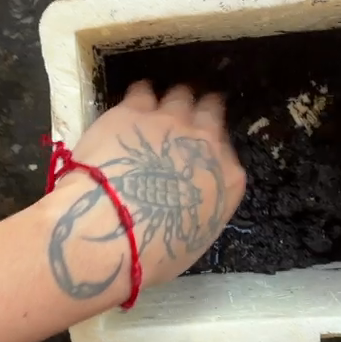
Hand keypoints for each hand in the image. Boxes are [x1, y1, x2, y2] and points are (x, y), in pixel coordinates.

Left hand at [45, 81, 246, 302]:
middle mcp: (206, 142)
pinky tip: (135, 97)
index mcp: (228, 179)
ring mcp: (169, 121)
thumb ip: (199, 209)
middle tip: (190, 113)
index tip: (202, 151)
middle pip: (210, 111)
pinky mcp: (132, 111)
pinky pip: (142, 90)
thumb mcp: (192, 239)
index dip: (213, 149)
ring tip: (162, 102)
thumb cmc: (153, 251)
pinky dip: (141, 93)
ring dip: (174, 98)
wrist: (112, 229)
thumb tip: (187, 203)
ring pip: (180, 94)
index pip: (227, 153)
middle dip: (202, 110)